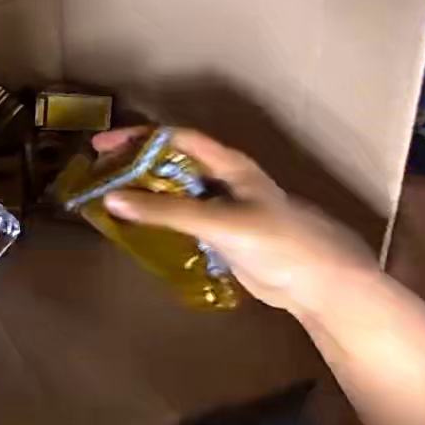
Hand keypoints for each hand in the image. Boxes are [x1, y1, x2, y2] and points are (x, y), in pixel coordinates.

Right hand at [93, 127, 381, 316]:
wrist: (325, 288)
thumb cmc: (279, 243)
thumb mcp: (218, 222)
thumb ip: (164, 211)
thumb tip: (110, 198)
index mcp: (229, 166)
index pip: (175, 138)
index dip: (137, 137)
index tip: (101, 144)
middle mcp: (223, 180)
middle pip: (171, 161)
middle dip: (134, 162)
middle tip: (99, 170)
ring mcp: (223, 207)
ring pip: (173, 189)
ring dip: (142, 190)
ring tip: (109, 195)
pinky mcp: (223, 233)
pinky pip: (179, 216)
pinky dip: (155, 216)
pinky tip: (135, 224)